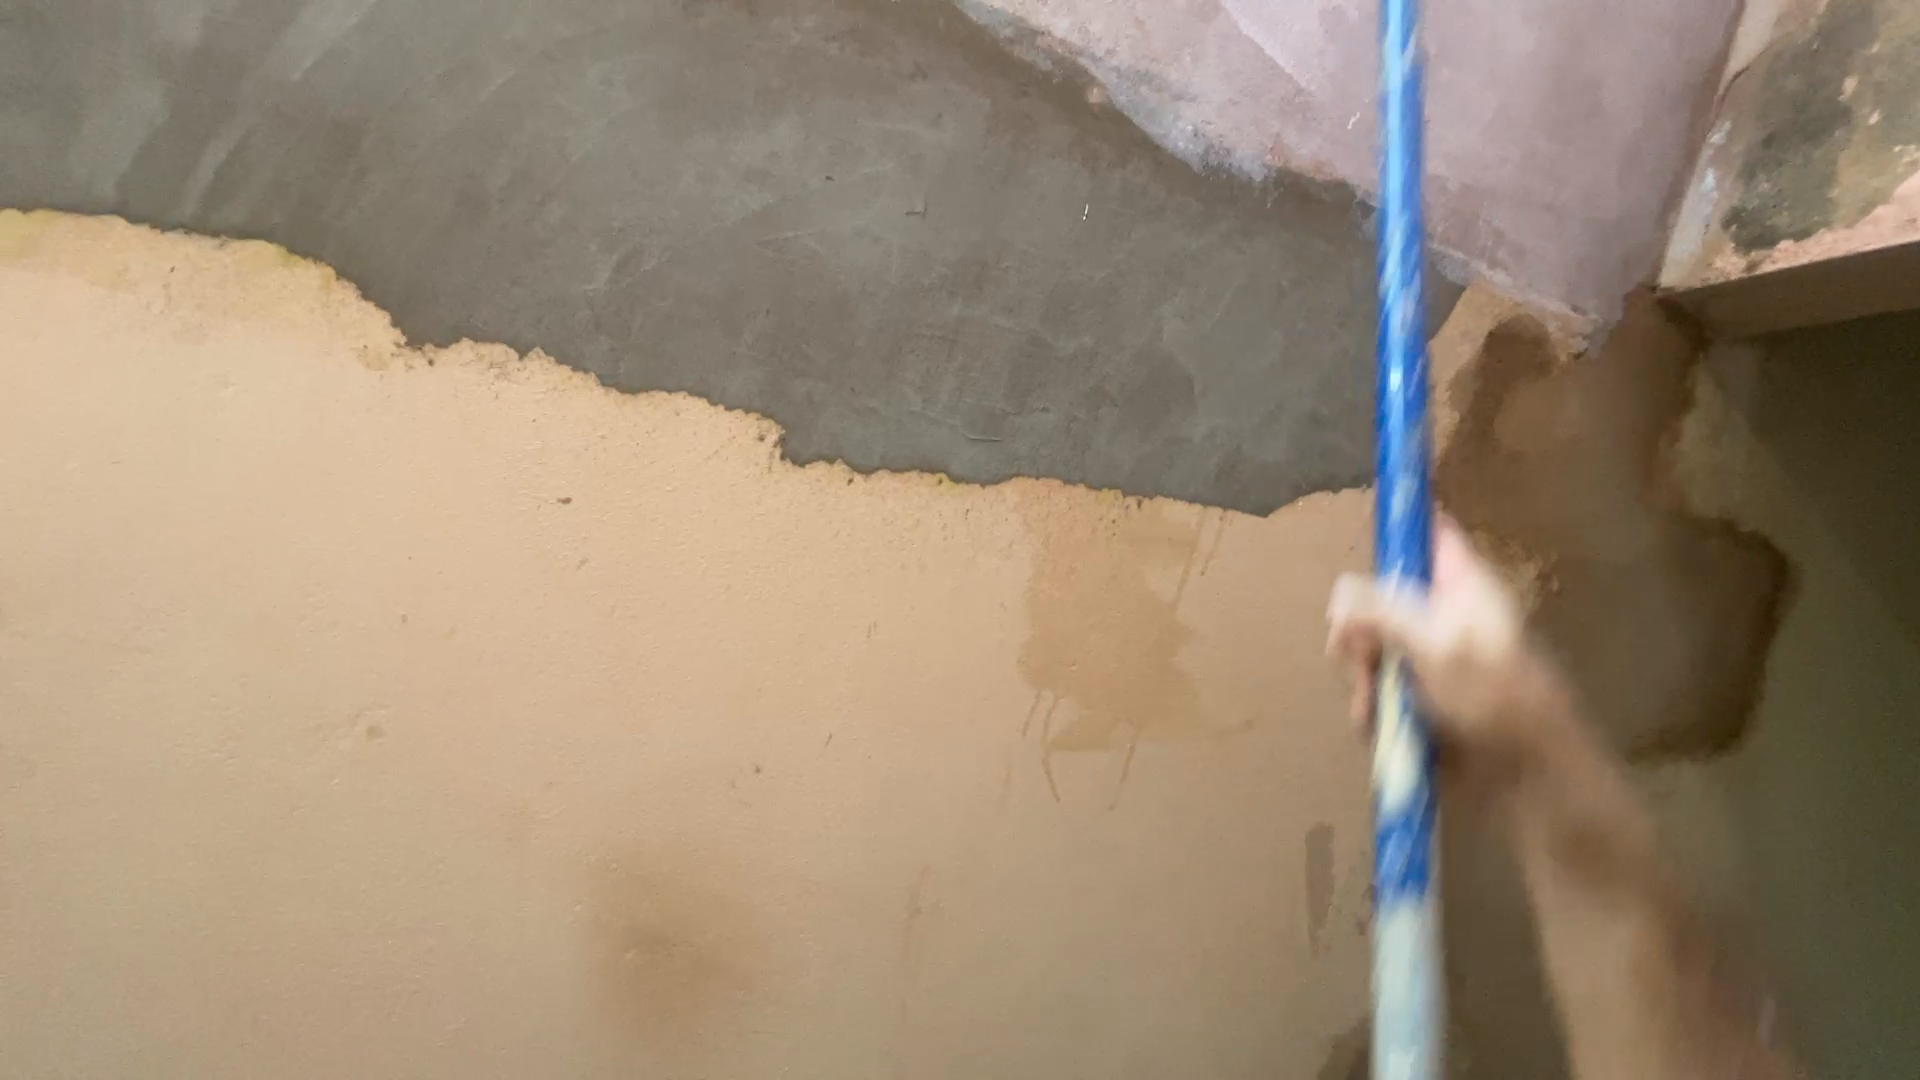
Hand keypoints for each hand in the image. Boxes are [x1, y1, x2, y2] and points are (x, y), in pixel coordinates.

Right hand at [1326, 516, 1572, 791]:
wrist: (1527, 783)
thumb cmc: (1497, 703)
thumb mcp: (1438, 647)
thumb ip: (1383, 611)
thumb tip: (1338, 592)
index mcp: (1460, 588)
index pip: (1427, 534)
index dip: (1398, 522)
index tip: (1362, 520)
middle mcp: (1439, 614)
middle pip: (1373, 594)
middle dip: (1355, 628)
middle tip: (1359, 655)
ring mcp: (1424, 655)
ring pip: (1364, 642)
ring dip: (1359, 673)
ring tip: (1372, 704)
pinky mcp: (1412, 693)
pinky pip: (1370, 682)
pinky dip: (1366, 702)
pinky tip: (1375, 722)